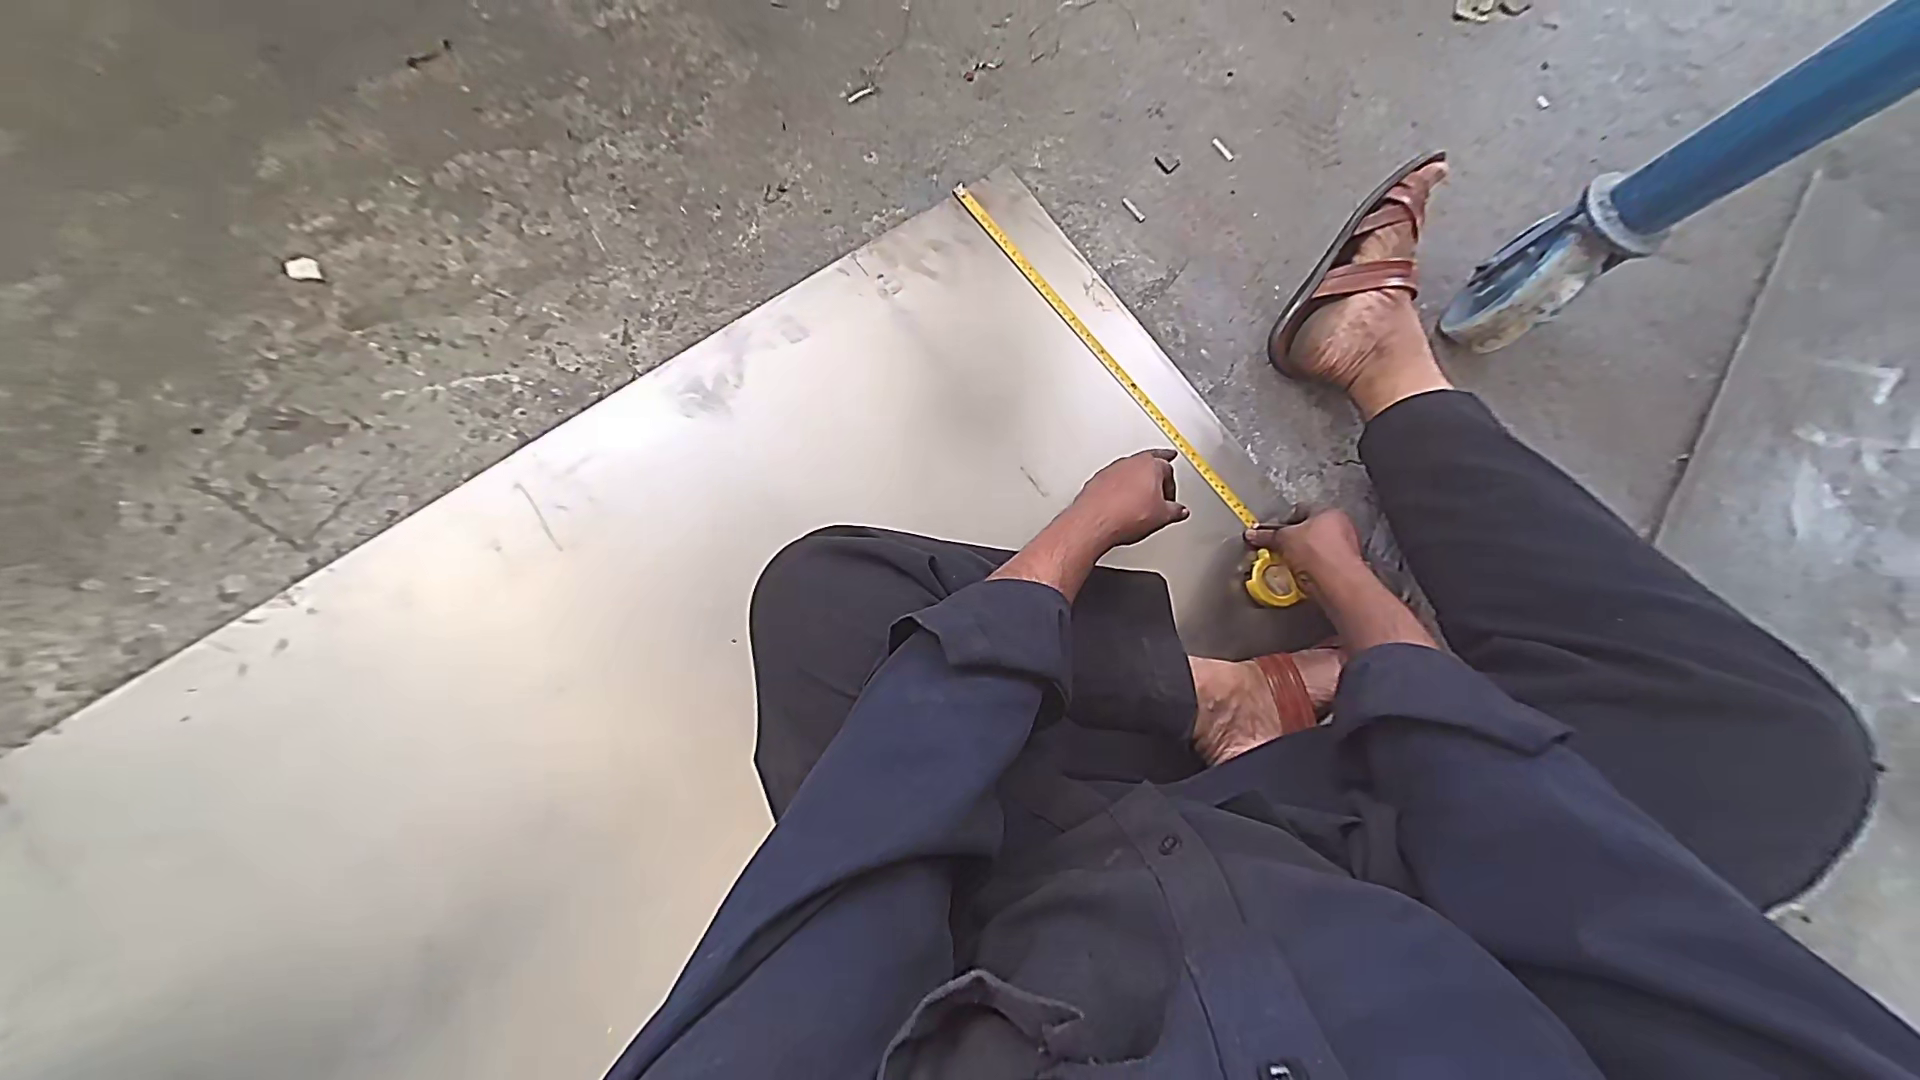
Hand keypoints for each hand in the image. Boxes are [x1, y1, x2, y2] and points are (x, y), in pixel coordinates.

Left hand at [1064, 449, 1190, 549]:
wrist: (1095, 522)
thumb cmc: (1125, 515)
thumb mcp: (1162, 517)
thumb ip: (1175, 511)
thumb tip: (1179, 511)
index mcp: (1151, 465)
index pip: (1168, 469)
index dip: (1172, 487)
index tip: (1171, 500)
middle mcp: (1129, 462)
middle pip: (1147, 463)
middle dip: (1155, 475)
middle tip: (1161, 481)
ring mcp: (1111, 470)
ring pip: (1128, 471)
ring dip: (1135, 482)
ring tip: (1139, 499)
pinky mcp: (1096, 481)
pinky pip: (1112, 482)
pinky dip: (1118, 489)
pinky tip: (1119, 503)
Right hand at [1244, 509, 1362, 597]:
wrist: (1336, 581)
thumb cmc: (1312, 550)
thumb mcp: (1283, 539)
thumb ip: (1266, 536)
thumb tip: (1250, 534)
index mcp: (1329, 512)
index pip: (1300, 511)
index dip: (1283, 521)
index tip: (1272, 534)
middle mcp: (1342, 525)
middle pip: (1309, 529)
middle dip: (1292, 539)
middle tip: (1277, 548)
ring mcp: (1346, 547)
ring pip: (1315, 547)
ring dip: (1301, 553)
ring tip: (1287, 562)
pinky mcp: (1345, 566)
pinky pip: (1321, 561)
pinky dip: (1310, 565)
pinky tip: (1300, 572)